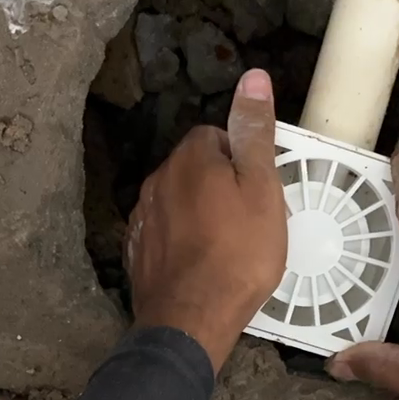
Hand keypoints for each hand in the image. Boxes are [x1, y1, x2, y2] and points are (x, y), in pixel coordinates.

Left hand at [126, 69, 286, 372]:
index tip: (258, 193)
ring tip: (223, 249)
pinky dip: (178, 244)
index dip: (242, 162)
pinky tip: (197, 266)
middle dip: (218, 188)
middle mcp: (156, 181)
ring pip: (176, 204)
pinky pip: (162, 236)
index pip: (217, 137)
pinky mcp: (135, 254)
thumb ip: (255, 133)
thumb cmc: (237, 256)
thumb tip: (253, 78)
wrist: (189, 321)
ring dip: (196, 216)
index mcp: (189, 157)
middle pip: (194, 171)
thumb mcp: (262, 190)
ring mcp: (141, 220)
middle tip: (246, 223)